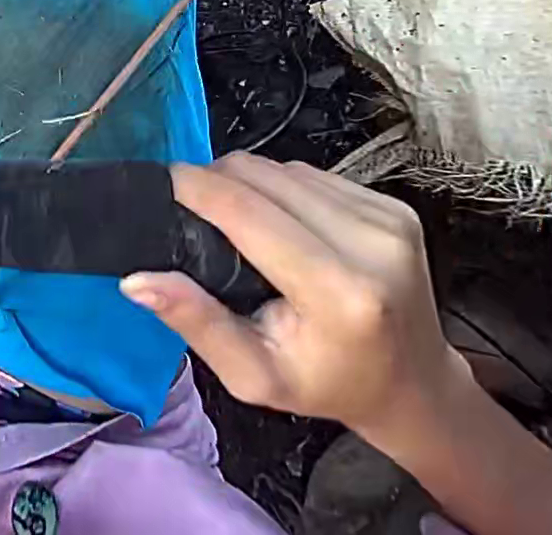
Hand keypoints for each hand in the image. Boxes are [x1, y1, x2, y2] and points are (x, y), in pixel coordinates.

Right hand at [120, 152, 466, 441]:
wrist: (415, 385)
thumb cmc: (326, 383)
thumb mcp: (253, 375)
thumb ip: (196, 322)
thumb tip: (137, 280)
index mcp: (340, 293)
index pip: (245, 210)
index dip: (192, 186)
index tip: (157, 183)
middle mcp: (371, 242)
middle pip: (259, 175)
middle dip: (212, 180)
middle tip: (190, 208)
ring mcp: (386, 218)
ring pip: (280, 166)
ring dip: (243, 180)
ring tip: (232, 216)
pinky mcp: (392, 204)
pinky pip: (307, 172)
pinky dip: (277, 185)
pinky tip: (275, 216)